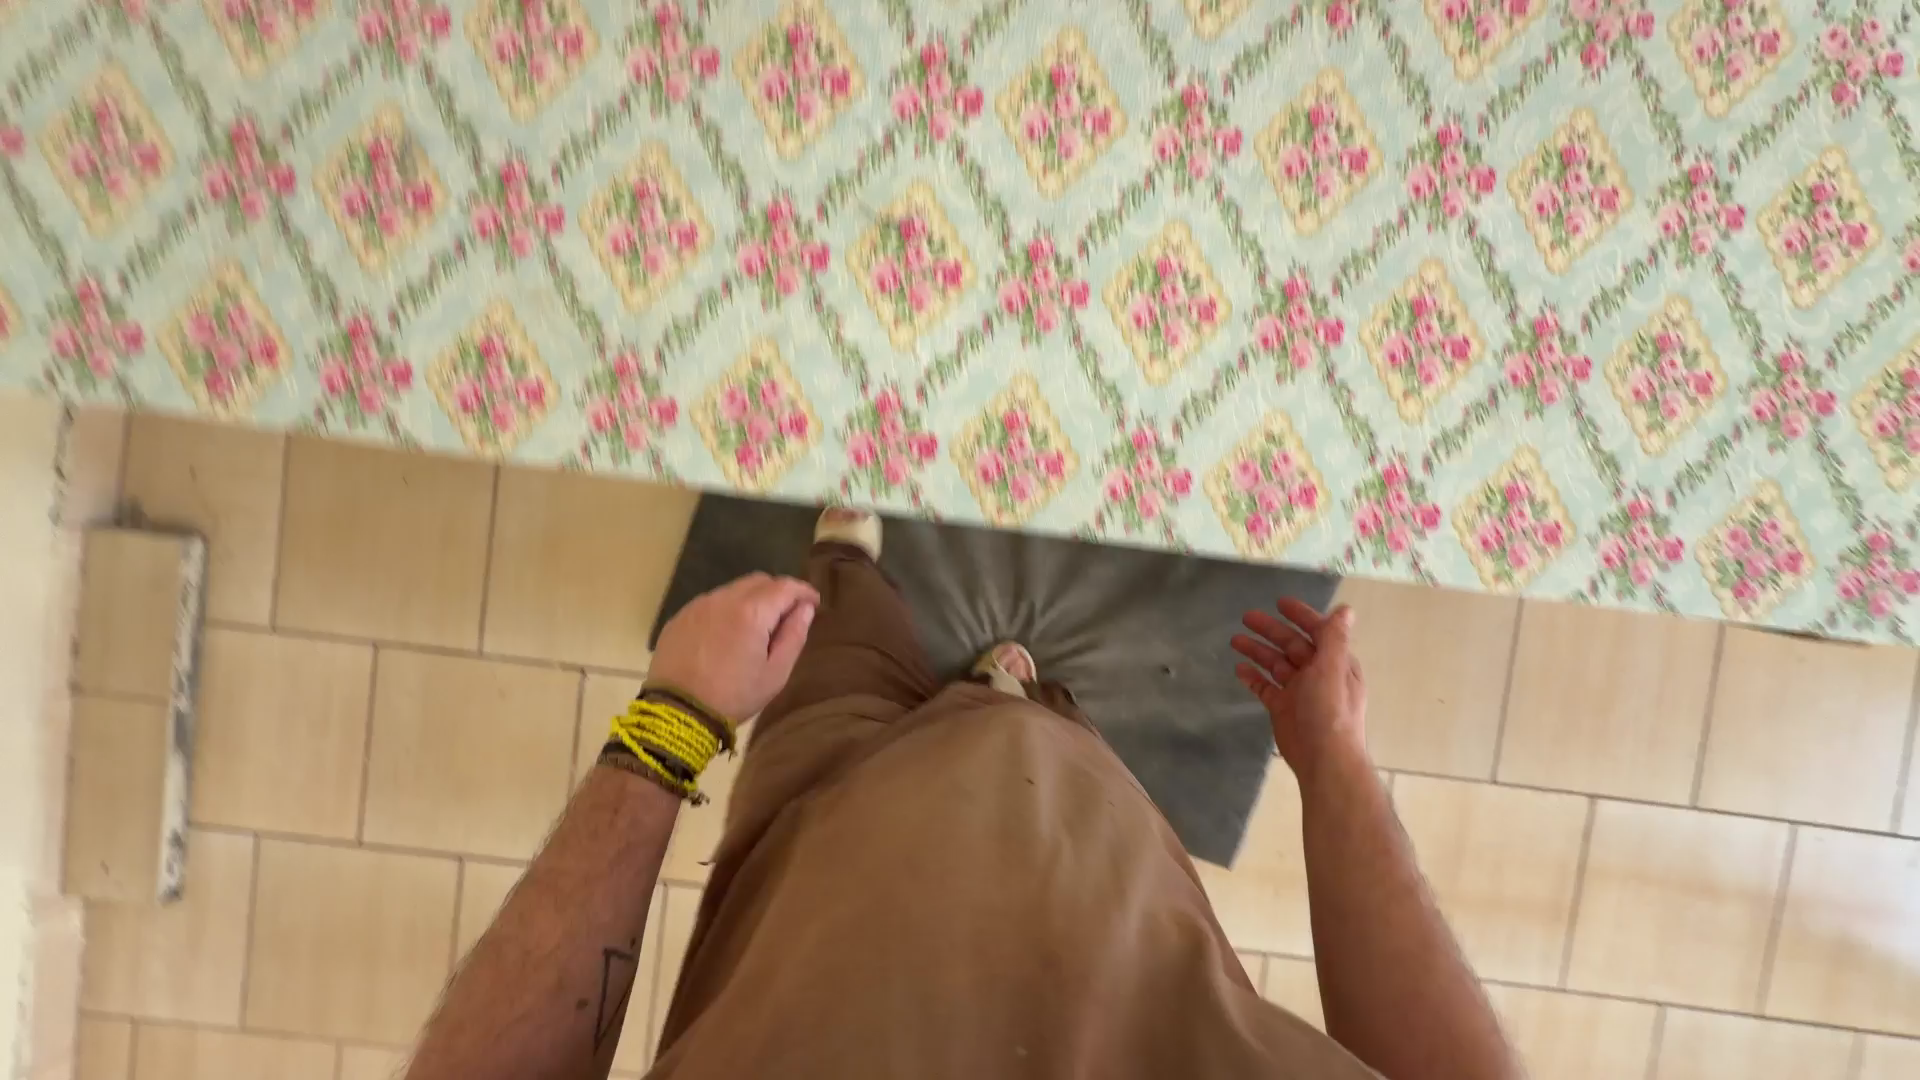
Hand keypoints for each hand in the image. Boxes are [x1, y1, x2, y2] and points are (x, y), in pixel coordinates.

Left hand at [648, 573, 818, 721]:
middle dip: (778, 592)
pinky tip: (727, 634)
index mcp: (752, 612)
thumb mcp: (775, 673)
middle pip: (759, 581)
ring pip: (734, 589)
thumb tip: (805, 609)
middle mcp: (724, 599)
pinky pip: (712, 602)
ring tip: (756, 627)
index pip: (786, 586)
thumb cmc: (733, 696)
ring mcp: (698, 606)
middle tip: (786, 616)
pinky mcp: (680, 617)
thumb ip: (794, 636)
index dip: (804, 591)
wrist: (677, 713)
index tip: (813, 603)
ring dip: (752, 599)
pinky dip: (727, 609)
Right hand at [1231, 598, 1368, 784]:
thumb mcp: (1332, 669)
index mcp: (1334, 663)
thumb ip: (1334, 639)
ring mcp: (1299, 691)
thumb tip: (1346, 609)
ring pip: (1276, 664)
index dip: (1300, 616)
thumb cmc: (1329, 711)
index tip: (1279, 603)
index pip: (1317, 632)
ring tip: (1235, 640)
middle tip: (1246, 617)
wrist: (1323, 758)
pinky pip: (1265, 686)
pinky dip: (1253, 677)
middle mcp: (1317, 674)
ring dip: (1258, 650)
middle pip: (1292, 645)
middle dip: (1271, 630)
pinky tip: (1239, 669)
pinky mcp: (1282, 708)